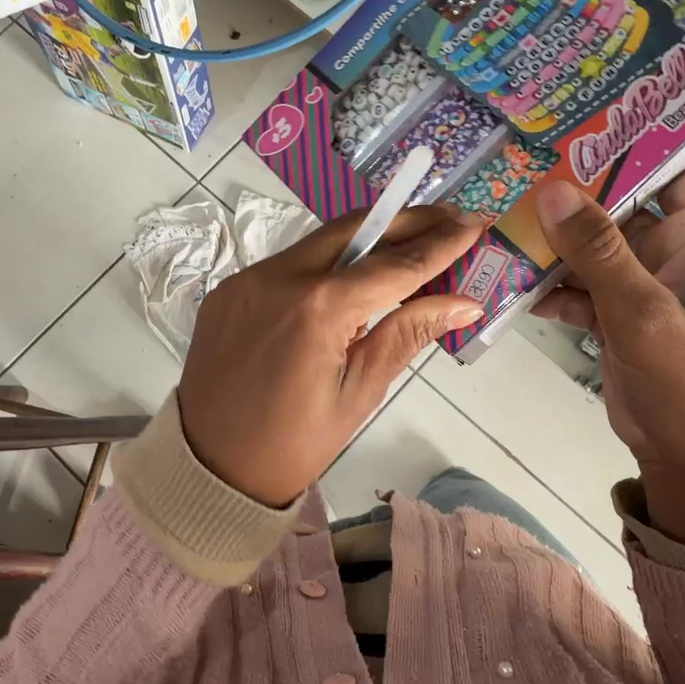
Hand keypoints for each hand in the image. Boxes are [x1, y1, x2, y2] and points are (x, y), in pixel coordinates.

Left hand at [179, 204, 488, 507]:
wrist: (209, 466)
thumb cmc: (293, 444)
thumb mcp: (359, 392)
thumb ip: (408, 334)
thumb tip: (464, 301)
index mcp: (317, 308)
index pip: (394, 263)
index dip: (441, 242)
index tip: (475, 221)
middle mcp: (278, 277)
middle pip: (354, 229)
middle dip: (406, 220)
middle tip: (450, 217)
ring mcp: (247, 278)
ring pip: (318, 241)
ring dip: (366, 236)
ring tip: (411, 240)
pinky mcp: (229, 289)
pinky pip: (288, 262)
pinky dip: (326, 260)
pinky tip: (353, 272)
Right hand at [531, 165, 684, 553]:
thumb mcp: (643, 311)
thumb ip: (598, 250)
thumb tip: (554, 187)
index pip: (677, 162)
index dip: (644, 129)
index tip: (589, 103)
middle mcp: (666, 252)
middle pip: (618, 200)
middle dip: (575, 182)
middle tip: (519, 156)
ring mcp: (637, 286)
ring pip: (589, 244)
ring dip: (551, 237)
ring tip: (501, 216)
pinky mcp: (613, 317)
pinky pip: (575, 286)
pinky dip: (548, 285)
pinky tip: (517, 284)